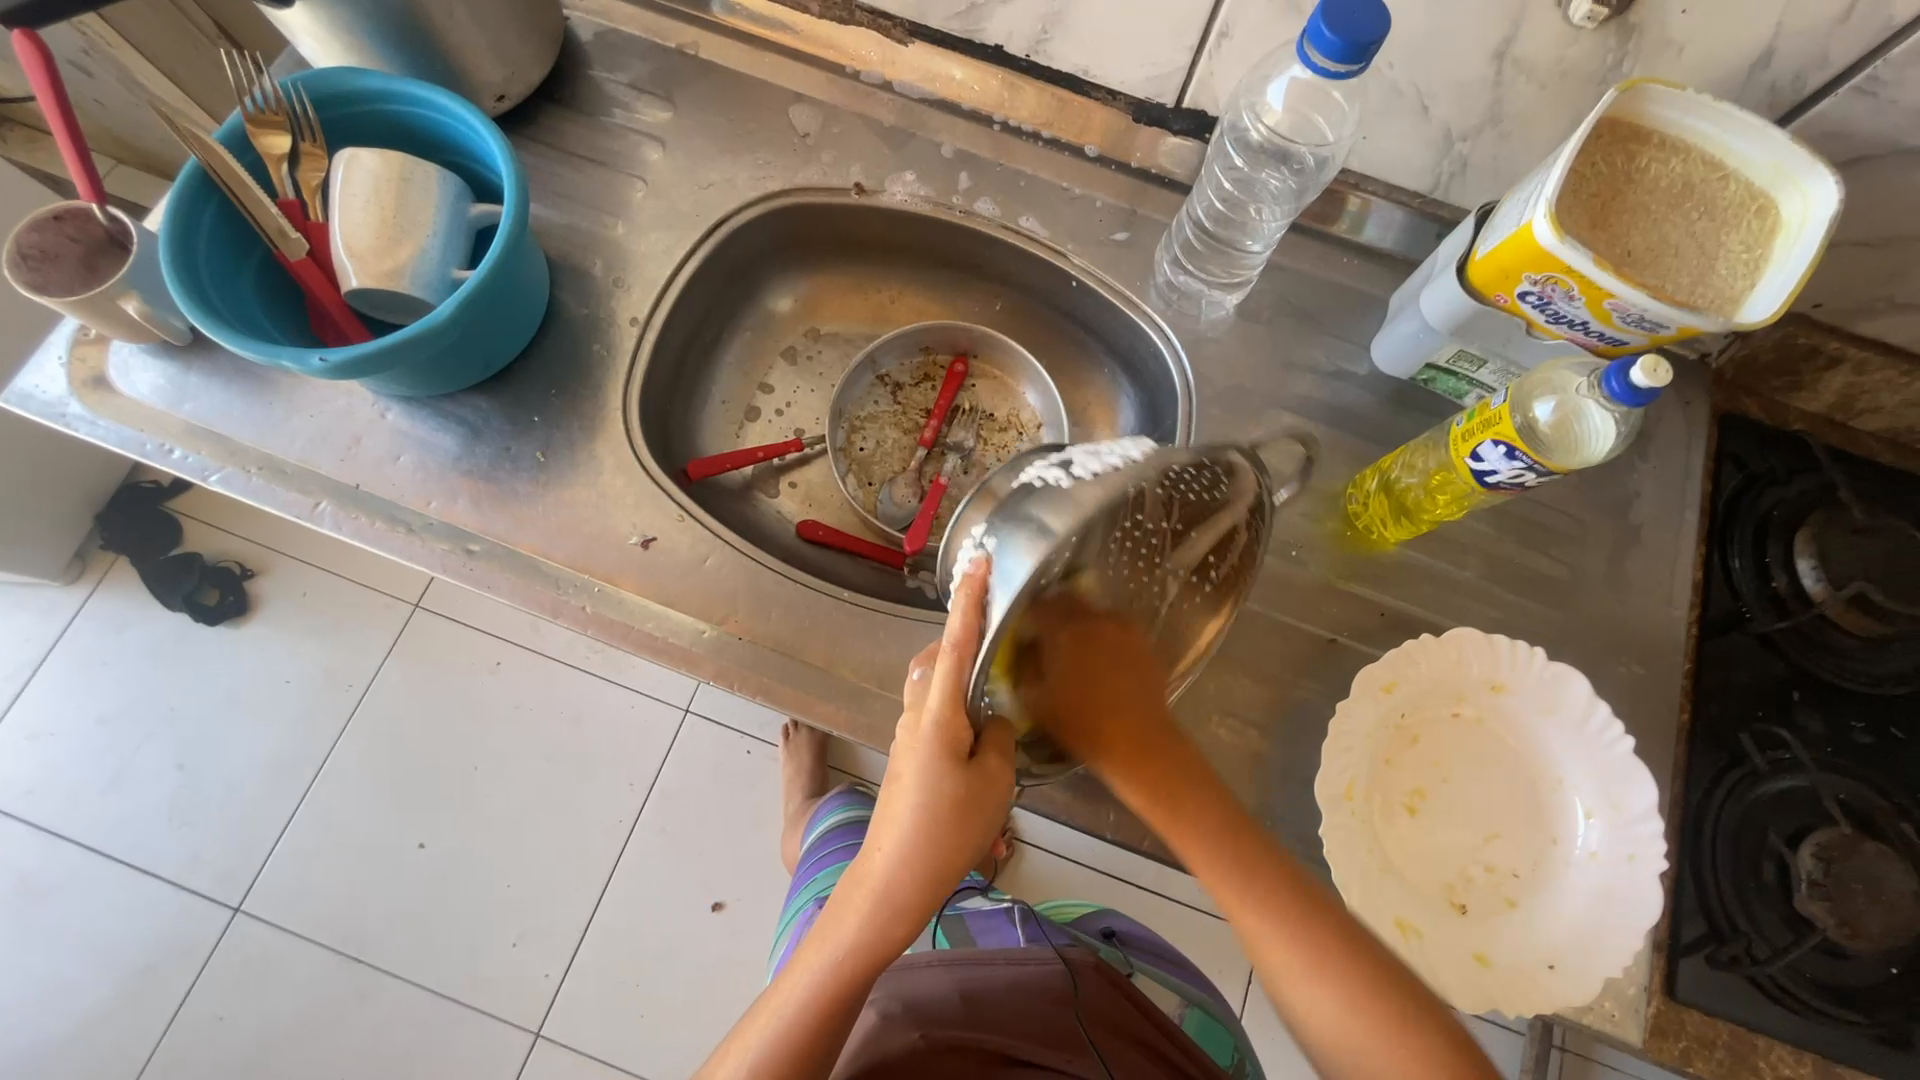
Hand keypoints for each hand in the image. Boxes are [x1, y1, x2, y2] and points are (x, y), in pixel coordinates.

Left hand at [840, 555, 1015, 948]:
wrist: (894, 878)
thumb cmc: (947, 829)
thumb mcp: (993, 783)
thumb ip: (999, 739)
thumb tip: (992, 722)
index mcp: (938, 711)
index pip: (957, 642)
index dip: (970, 600)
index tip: (979, 562)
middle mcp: (916, 713)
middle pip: (937, 659)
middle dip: (963, 640)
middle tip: (998, 642)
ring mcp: (907, 736)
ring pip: (933, 687)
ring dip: (960, 679)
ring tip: (994, 695)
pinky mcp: (907, 757)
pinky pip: (933, 714)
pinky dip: (955, 708)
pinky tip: (978, 738)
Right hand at [1014, 593, 1184, 784]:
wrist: (1137, 741)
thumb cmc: (1080, 724)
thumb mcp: (1035, 700)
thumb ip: (1025, 666)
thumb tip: (1026, 648)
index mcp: (1064, 629)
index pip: (1038, 605)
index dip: (1028, 616)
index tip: (1024, 632)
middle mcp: (1095, 618)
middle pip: (1069, 600)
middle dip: (1055, 613)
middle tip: (1049, 636)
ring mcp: (1124, 627)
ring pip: (1095, 612)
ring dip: (1082, 623)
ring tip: (1079, 649)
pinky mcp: (1144, 641)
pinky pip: (1117, 628)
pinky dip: (1106, 636)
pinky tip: (1104, 660)